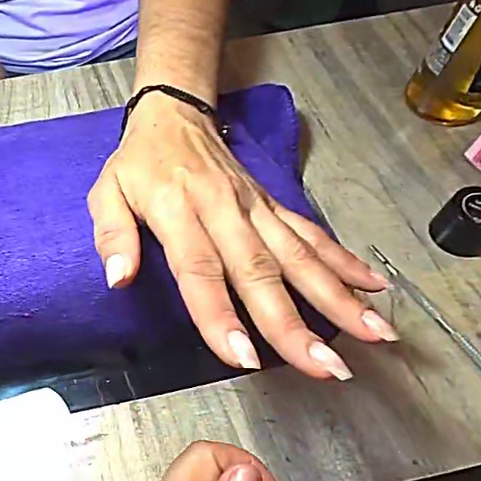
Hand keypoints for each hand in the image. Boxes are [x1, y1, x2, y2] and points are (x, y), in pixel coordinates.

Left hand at [87, 92, 393, 379]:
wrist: (173, 114)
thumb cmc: (137, 162)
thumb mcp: (106, 193)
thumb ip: (112, 236)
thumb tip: (118, 279)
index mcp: (177, 211)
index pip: (200, 270)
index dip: (220, 315)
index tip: (242, 357)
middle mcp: (224, 209)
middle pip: (260, 270)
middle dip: (292, 323)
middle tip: (325, 366)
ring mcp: (254, 206)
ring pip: (298, 255)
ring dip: (337, 297)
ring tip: (375, 334)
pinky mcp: (271, 203)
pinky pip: (311, 232)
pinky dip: (343, 260)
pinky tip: (373, 286)